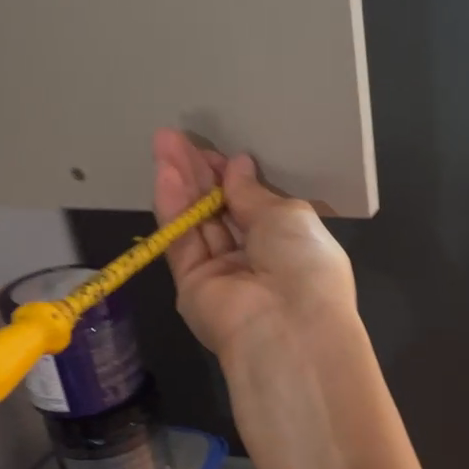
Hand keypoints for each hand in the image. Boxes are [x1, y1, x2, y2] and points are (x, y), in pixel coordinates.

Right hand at [151, 129, 357, 368]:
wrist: (287, 329)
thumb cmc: (305, 265)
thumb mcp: (290, 216)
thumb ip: (256, 193)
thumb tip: (239, 167)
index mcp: (292, 245)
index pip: (257, 205)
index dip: (236, 177)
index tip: (218, 151)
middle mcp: (258, 260)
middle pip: (223, 211)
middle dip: (202, 174)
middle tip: (177, 138)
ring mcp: (224, 274)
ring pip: (198, 222)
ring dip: (182, 182)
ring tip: (163, 142)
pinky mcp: (192, 286)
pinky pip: (181, 242)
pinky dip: (172, 208)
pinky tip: (163, 173)